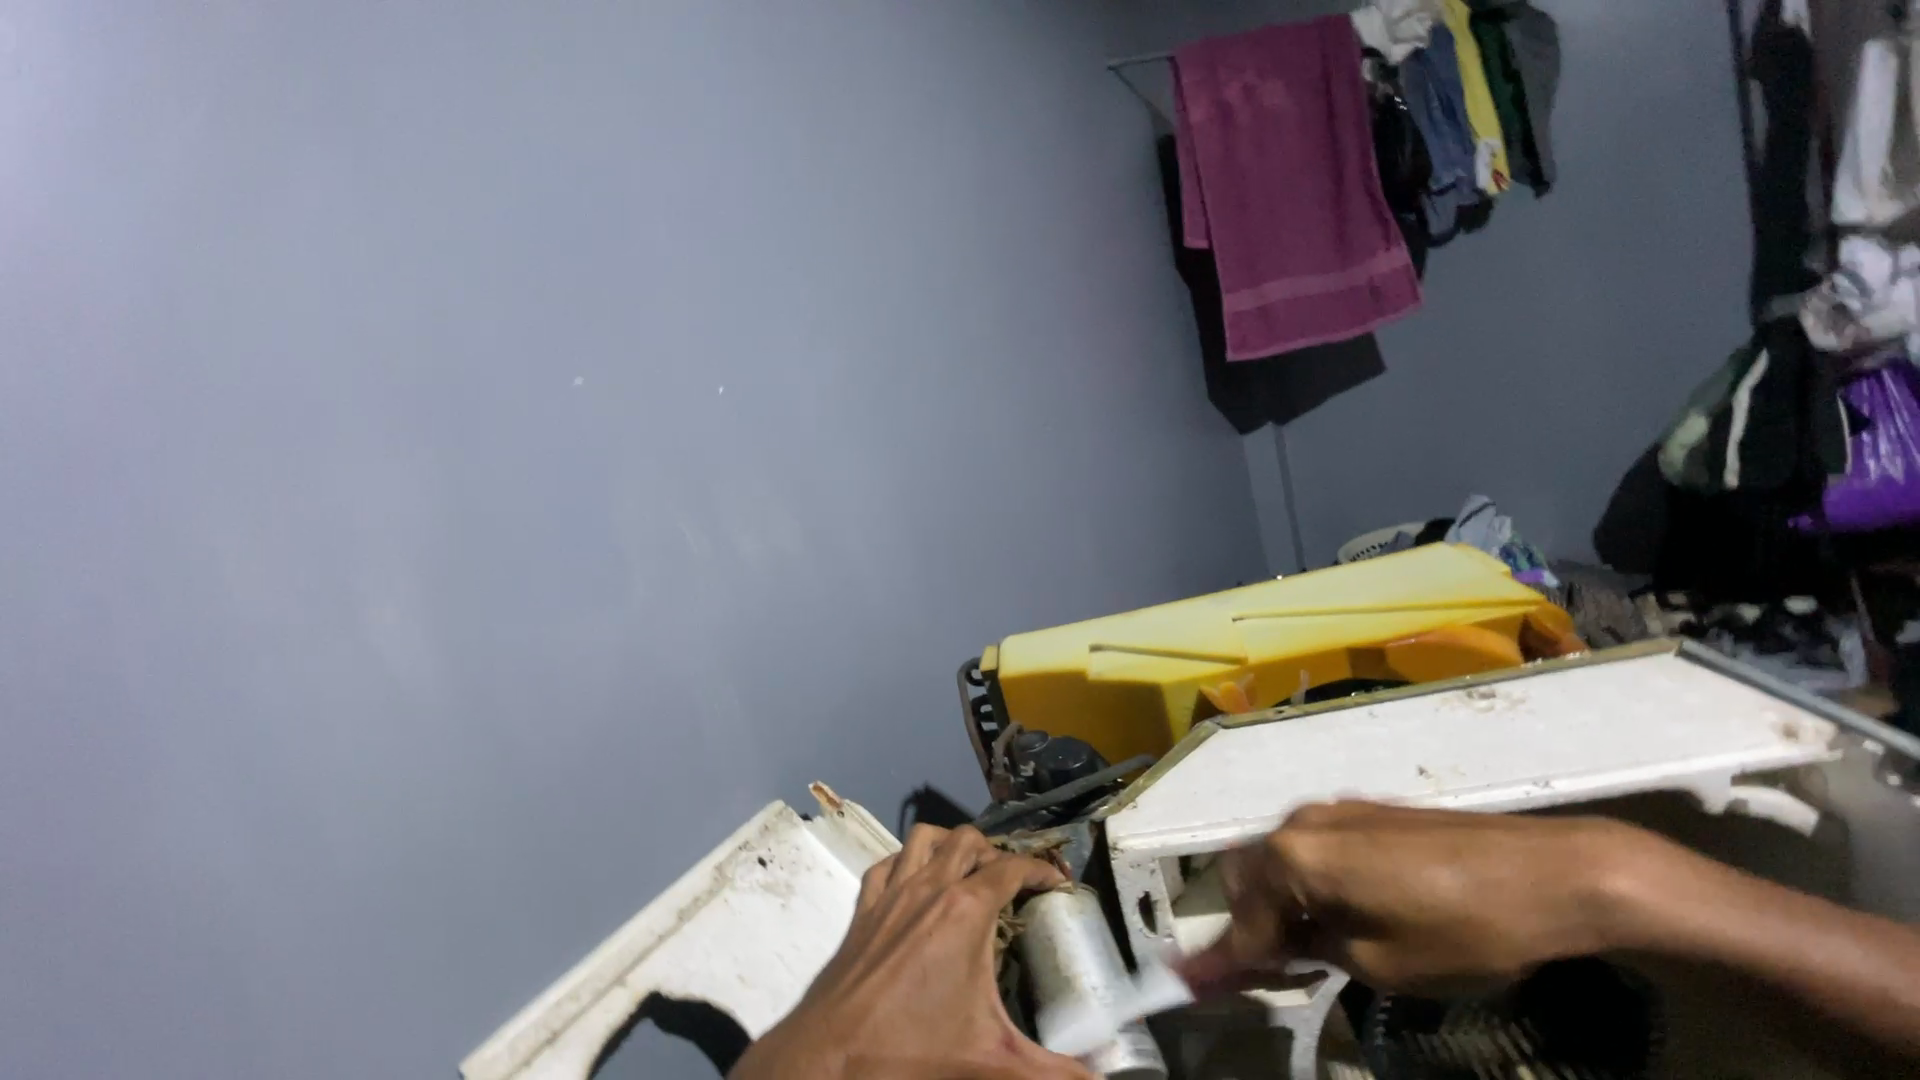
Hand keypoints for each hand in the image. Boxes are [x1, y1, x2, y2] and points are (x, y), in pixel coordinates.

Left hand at [730, 824, 1094, 1079]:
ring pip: (925, 838)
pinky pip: (888, 863)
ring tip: (968, 873)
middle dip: (996, 853)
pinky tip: (916, 886)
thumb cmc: (911, 1052)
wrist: (828, 1058)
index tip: (1056, 882)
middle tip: (1012, 884)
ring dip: (950, 846)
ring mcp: (891, 894)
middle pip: (968, 841)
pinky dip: (907, 862)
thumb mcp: (991, 1064)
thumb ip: (1053, 1073)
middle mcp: (929, 888)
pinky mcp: (863, 909)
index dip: (1040, 869)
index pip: (1012, 868)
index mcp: (965, 911)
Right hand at [1179, 801, 1642, 994]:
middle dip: (1247, 923)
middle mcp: (1298, 824)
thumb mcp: (1381, 964)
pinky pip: (1309, 848)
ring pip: (1277, 859)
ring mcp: (1331, 810)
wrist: (1552, 873)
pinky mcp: (1362, 810)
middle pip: (1246, 876)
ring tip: (1310, 946)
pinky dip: (1306, 882)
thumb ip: (1311, 950)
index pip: (1243, 923)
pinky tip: (1342, 911)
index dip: (1216, 962)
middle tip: (1268, 970)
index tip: (1182, 984)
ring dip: (1278, 901)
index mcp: (1294, 859)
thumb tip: (1271, 951)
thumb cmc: (1462, 930)